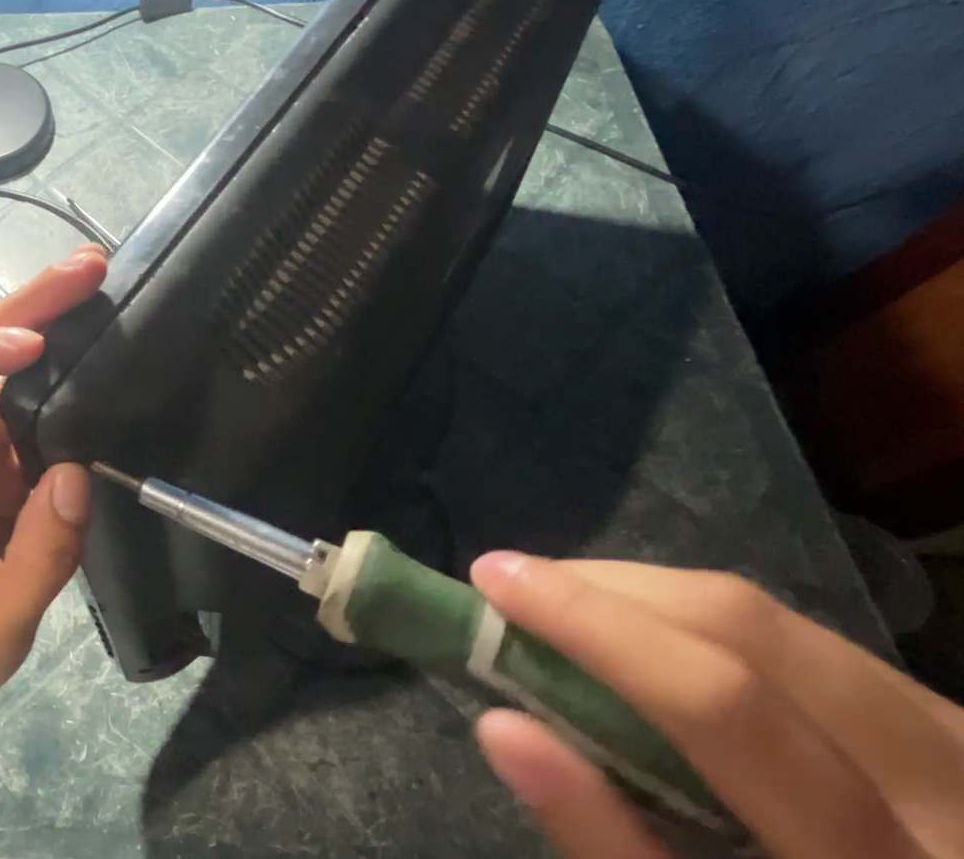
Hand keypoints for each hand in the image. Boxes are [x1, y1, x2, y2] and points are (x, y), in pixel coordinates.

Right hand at [469, 553, 963, 857]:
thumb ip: (604, 840)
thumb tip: (499, 727)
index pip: (727, 713)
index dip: (598, 628)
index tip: (493, 578)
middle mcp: (949, 789)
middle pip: (755, 633)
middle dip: (612, 590)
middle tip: (519, 585)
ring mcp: (962, 745)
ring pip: (780, 618)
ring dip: (650, 595)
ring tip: (569, 604)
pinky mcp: (949, 718)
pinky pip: (807, 633)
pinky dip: (703, 617)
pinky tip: (650, 633)